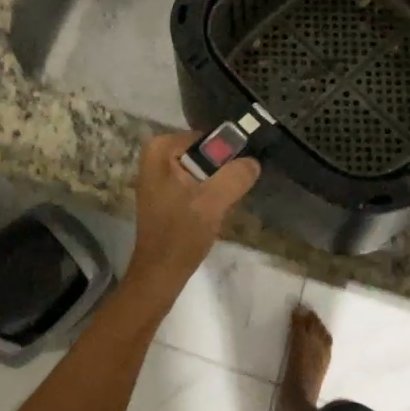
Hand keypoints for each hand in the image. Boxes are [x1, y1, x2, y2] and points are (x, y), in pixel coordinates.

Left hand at [126, 131, 260, 303]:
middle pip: (207, 153)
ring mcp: (158, 173)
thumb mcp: (214, 201)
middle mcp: (156, 154)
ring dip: (217, 186)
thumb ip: (236, 175)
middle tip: (229, 197)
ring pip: (205, 170)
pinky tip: (209, 213)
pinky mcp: (165, 190)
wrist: (160, 272)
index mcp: (161, 147)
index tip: (238, 180)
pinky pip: (197, 182)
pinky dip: (207, 195)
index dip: (229, 158)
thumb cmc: (181, 234)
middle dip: (222, 174)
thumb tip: (253, 162)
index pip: (211, 139)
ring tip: (219, 207)